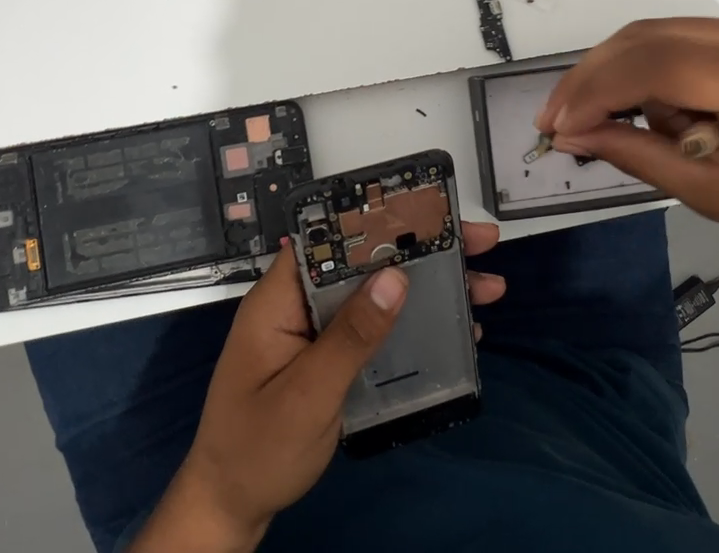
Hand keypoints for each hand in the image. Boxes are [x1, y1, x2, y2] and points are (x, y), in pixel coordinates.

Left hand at [135, 223, 503, 551]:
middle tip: (481, 244)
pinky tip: (455, 328)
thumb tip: (396, 278)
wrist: (230, 505)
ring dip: (429, 289)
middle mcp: (299, 304)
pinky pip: (376, 325)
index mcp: (280, 299)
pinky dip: (415, 322)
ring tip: (487, 288)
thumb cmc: (258, 449)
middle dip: (424, 251)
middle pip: (364, 262)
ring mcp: (316, 330)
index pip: (332, 239)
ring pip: (377, 293)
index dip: (384, 220)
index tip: (436, 214)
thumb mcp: (307, 393)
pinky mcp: (330, 355)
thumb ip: (351, 336)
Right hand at [537, 14, 718, 259]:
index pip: (656, 65)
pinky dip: (657, 71)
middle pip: (649, 37)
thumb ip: (636, 155)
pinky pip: (686, 38)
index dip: (596, 92)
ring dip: (626, 76)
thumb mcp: (712, 192)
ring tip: (631, 128)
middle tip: (559, 120)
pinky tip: (665, 112)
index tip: (557, 128)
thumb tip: (569, 134)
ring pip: (661, 33)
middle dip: (595, 78)